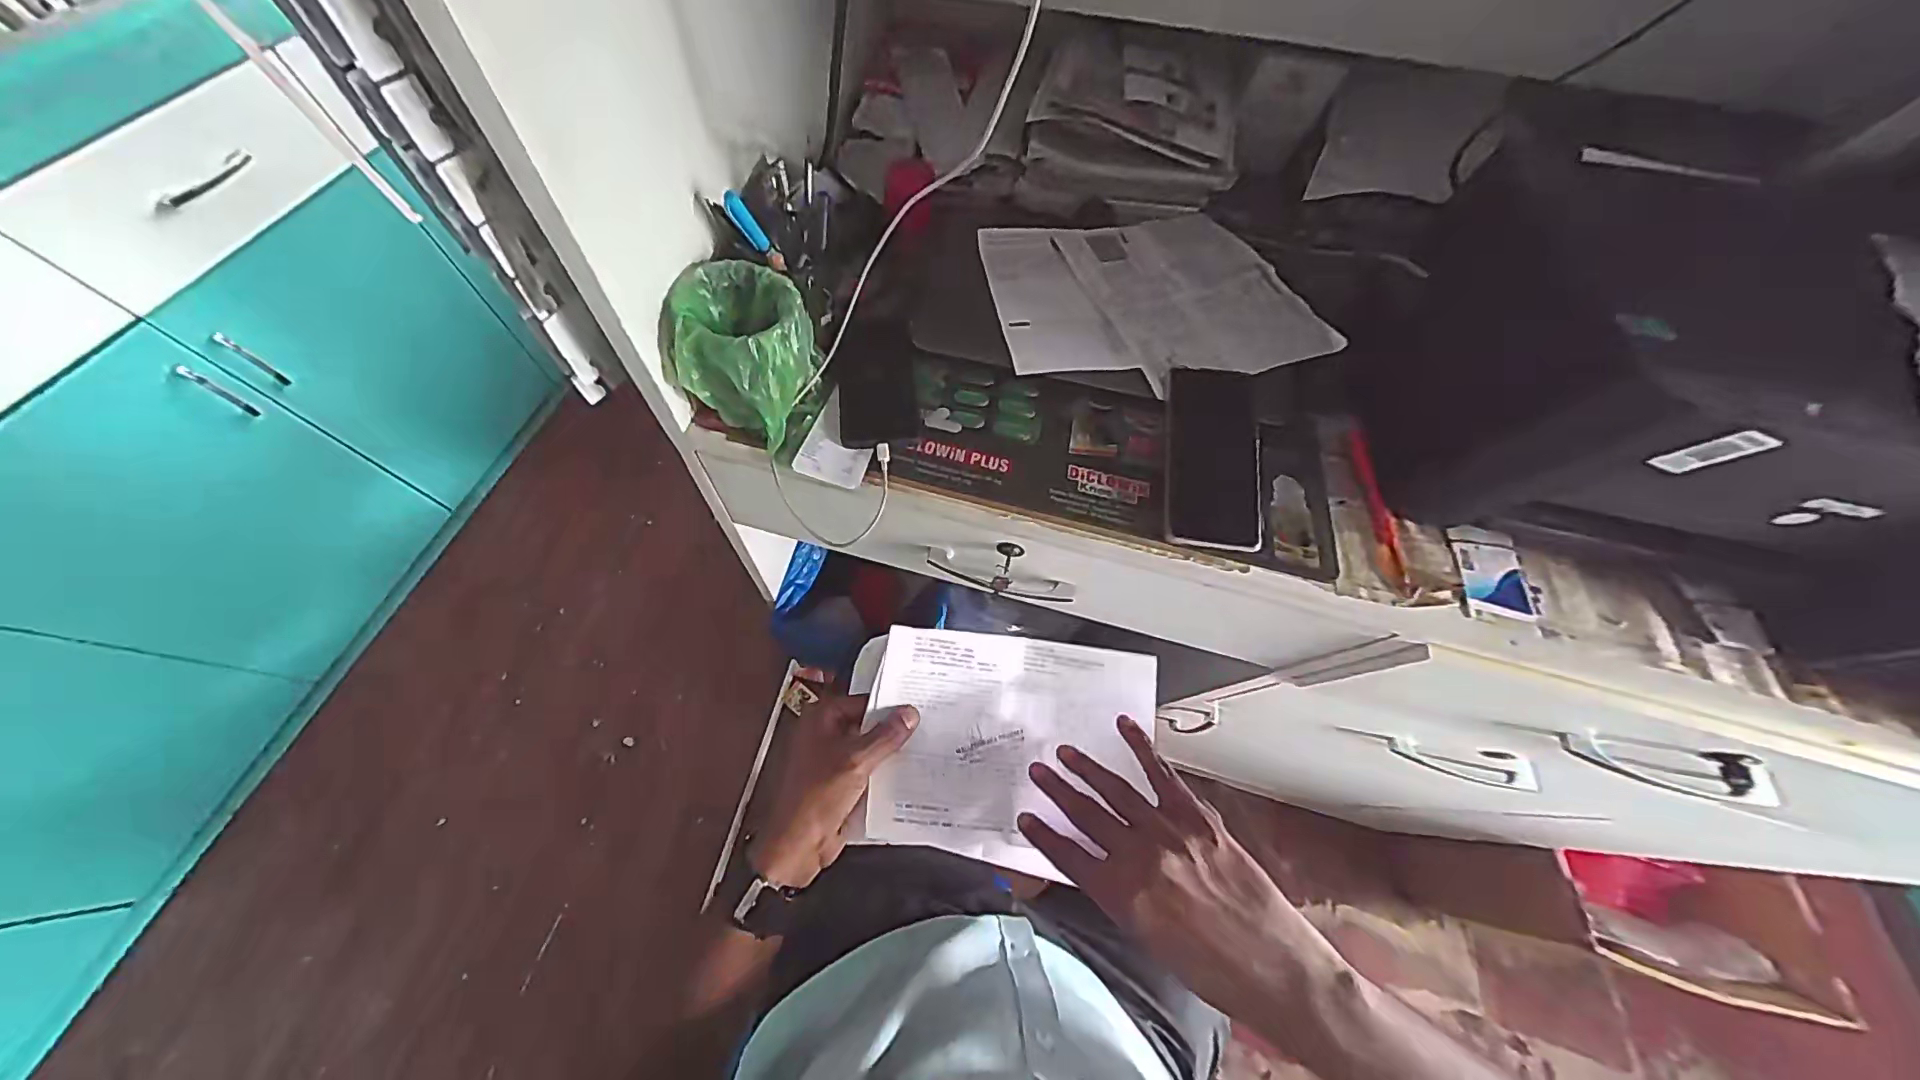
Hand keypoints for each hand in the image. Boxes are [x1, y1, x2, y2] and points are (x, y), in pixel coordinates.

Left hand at [750, 693, 917, 888]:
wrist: (796, 845)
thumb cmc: (810, 800)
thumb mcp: (857, 761)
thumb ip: (886, 736)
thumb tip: (906, 715)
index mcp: (821, 719)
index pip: (863, 702)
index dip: (889, 707)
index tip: (913, 711)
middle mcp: (823, 735)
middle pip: (866, 725)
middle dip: (891, 731)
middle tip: (919, 730)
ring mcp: (831, 760)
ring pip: (868, 749)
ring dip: (888, 754)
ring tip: (915, 752)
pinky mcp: (839, 783)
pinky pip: (866, 770)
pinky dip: (881, 772)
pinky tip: (901, 775)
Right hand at [1018, 716, 1346, 1012]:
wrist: (1274, 968)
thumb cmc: (1213, 967)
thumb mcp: (1147, 938)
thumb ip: (1117, 896)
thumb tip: (1094, 866)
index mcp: (1122, 895)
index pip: (1069, 855)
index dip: (1044, 835)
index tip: (1027, 819)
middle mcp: (1141, 858)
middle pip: (1087, 815)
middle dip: (1057, 791)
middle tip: (1038, 773)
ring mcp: (1171, 833)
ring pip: (1117, 792)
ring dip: (1087, 769)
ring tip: (1066, 754)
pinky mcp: (1199, 819)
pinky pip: (1162, 776)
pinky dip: (1141, 749)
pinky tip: (1126, 730)